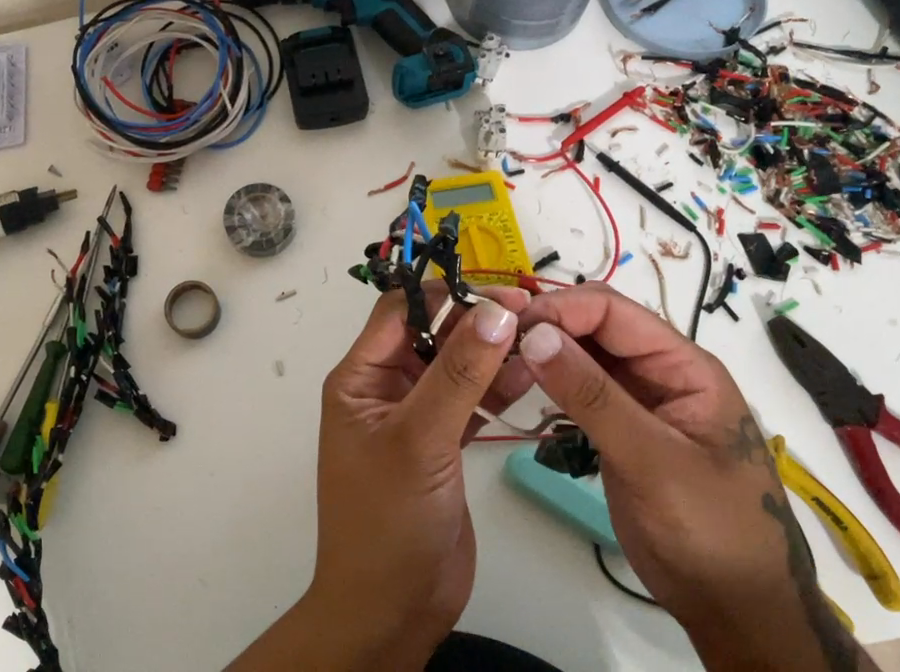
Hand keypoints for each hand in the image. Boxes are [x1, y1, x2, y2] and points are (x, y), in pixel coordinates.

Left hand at [228, 281, 532, 671]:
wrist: (391, 606)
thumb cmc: (388, 518)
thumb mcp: (420, 438)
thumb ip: (458, 374)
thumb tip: (495, 311)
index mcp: (359, 378)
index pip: (401, 313)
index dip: (448, 296)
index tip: (504, 293)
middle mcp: (384, 389)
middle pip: (433, 337)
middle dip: (477, 325)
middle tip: (535, 318)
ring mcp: (415, 418)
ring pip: (456, 368)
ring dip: (493, 357)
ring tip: (540, 348)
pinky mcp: (443, 445)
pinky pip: (471, 402)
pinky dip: (497, 390)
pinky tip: (529, 380)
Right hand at [516, 284, 873, 671]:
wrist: (735, 605)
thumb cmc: (710, 530)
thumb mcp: (653, 461)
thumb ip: (593, 397)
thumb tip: (535, 335)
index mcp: (684, 366)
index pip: (613, 311)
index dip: (560, 309)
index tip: (509, 327)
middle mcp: (660, 372)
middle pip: (595, 325)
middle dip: (547, 323)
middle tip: (494, 341)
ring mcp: (638, 399)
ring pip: (583, 353)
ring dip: (543, 348)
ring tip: (498, 357)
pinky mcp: (618, 426)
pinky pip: (579, 385)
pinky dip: (549, 377)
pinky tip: (518, 381)